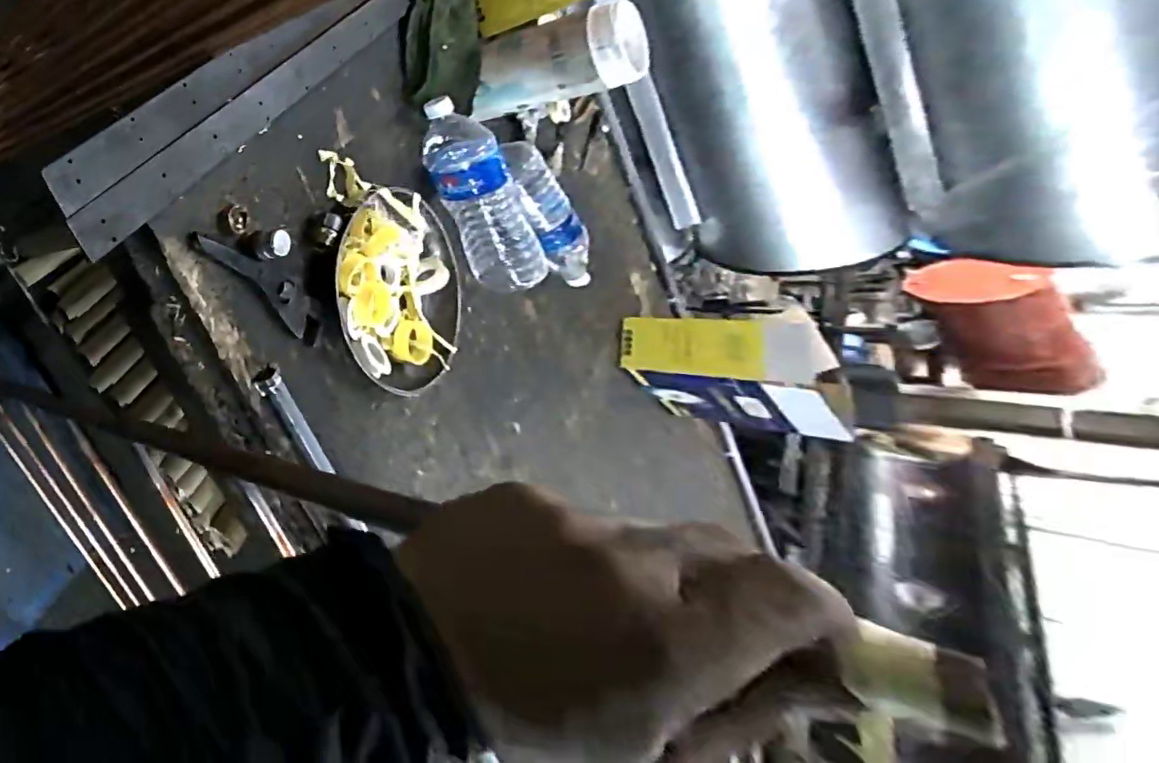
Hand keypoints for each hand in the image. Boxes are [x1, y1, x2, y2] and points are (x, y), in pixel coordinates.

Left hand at [392, 483, 856, 761]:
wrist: (410, 644)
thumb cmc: (531, 722)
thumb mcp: (650, 750)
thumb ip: (736, 708)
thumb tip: (806, 675)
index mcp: (671, 635)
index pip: (789, 591)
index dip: (817, 614)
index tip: (814, 638)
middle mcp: (628, 557)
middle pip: (724, 547)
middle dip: (737, 588)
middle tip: (707, 629)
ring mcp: (569, 513)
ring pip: (648, 534)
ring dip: (651, 571)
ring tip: (600, 611)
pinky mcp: (522, 491)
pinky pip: (579, 518)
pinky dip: (585, 550)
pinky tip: (544, 582)